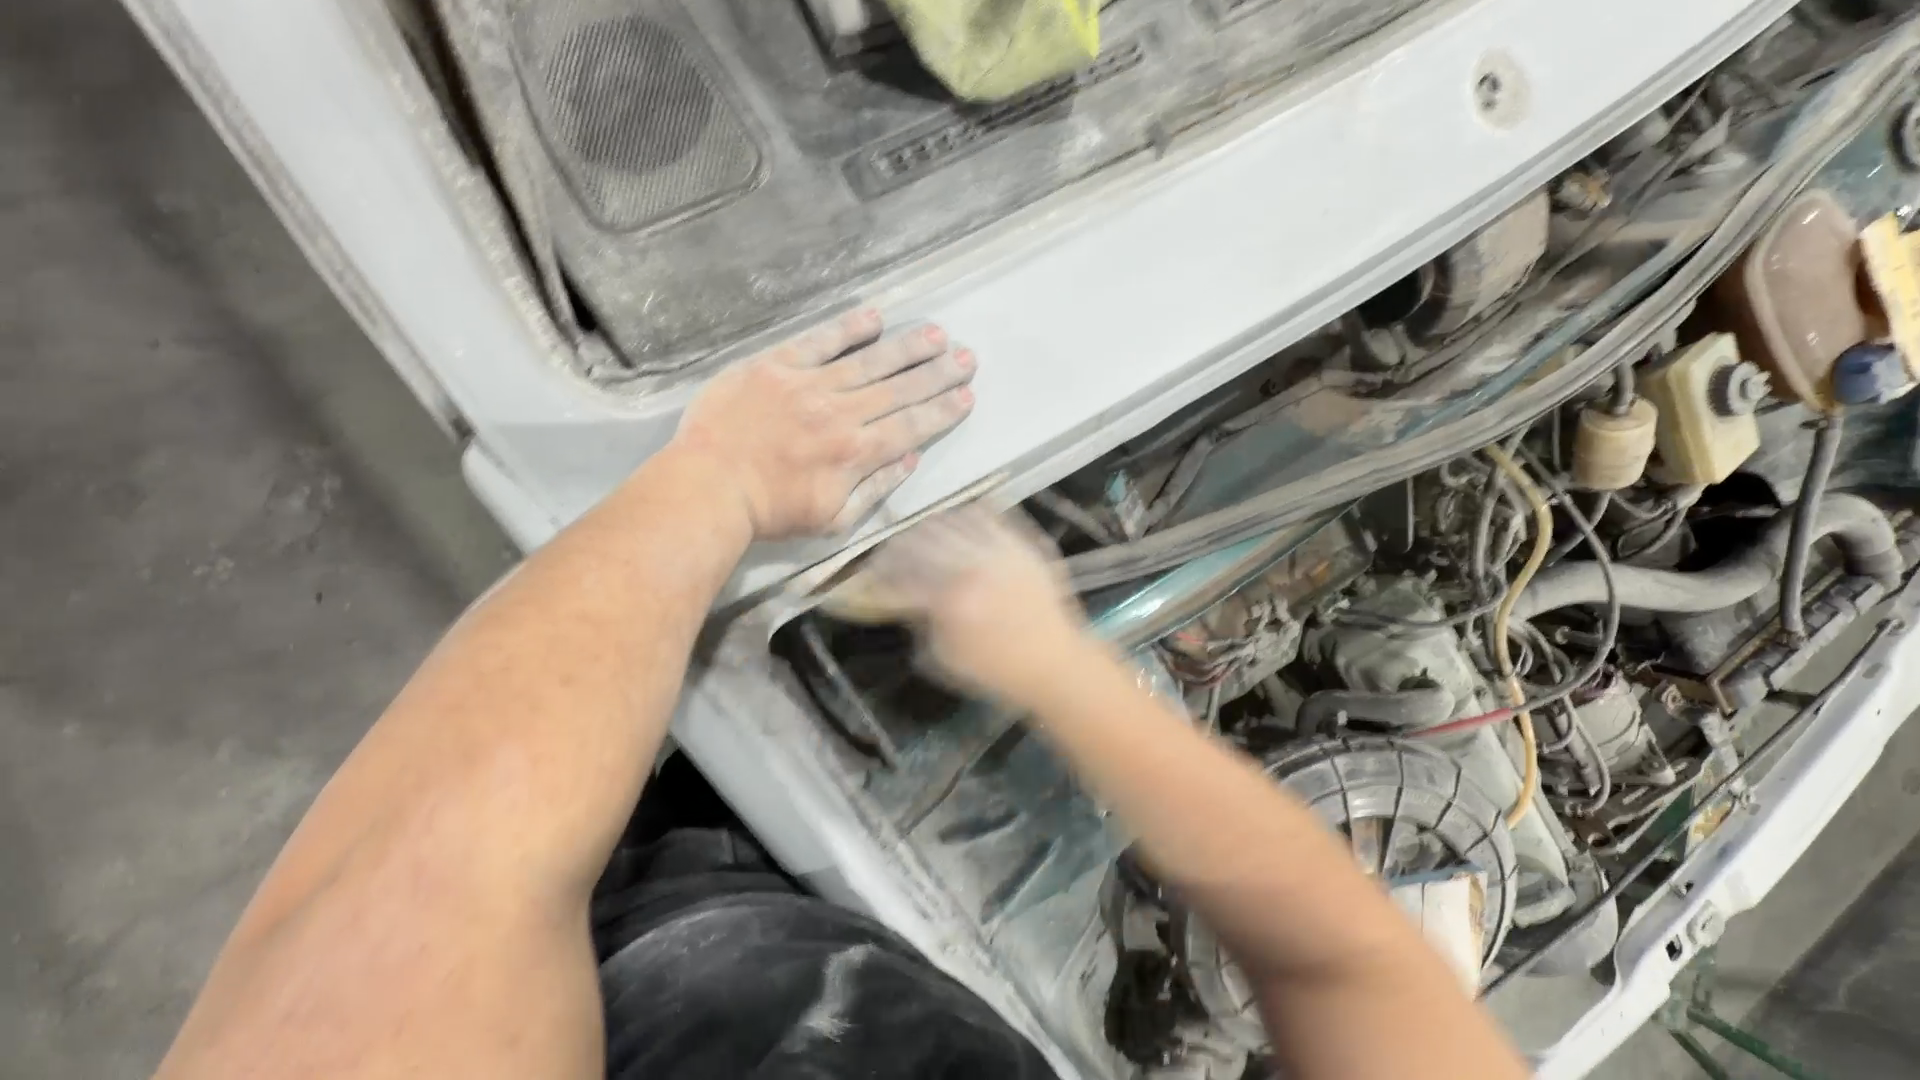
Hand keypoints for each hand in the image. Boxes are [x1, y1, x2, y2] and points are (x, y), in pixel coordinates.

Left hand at [670, 309, 975, 539]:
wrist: (709, 487)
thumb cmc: (770, 513)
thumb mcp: (832, 520)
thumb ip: (875, 489)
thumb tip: (908, 459)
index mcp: (855, 453)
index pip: (911, 426)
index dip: (942, 410)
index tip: (966, 396)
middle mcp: (840, 413)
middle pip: (900, 389)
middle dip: (937, 373)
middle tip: (966, 357)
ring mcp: (808, 385)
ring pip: (869, 361)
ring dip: (906, 347)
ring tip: (935, 334)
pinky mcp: (775, 366)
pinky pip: (819, 341)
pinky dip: (848, 329)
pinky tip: (874, 318)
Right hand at [861, 505, 1087, 701]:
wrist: (1055, 663)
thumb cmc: (997, 670)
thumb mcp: (945, 657)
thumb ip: (919, 622)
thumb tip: (902, 596)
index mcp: (950, 599)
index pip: (901, 571)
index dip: (880, 570)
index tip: (871, 572)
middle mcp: (973, 566)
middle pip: (921, 537)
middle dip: (899, 544)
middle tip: (892, 553)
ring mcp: (1000, 549)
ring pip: (951, 519)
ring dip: (929, 526)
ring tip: (922, 536)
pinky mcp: (1022, 543)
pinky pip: (987, 514)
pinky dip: (965, 515)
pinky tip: (956, 524)